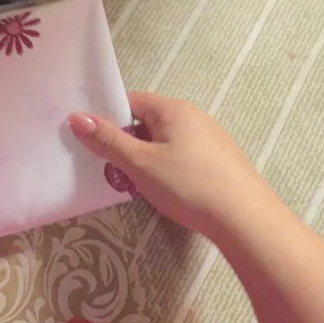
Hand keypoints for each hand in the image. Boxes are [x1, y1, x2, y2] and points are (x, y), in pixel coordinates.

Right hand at [68, 91, 283, 236]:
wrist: (247, 221)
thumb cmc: (189, 185)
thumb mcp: (140, 164)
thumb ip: (108, 140)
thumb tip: (76, 117)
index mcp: (174, 110)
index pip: (130, 101)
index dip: (108, 119)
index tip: (93, 141)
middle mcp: (194, 117)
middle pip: (147, 123)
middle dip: (126, 144)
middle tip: (112, 169)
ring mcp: (211, 139)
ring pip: (164, 142)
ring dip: (145, 160)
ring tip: (137, 185)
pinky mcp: (220, 161)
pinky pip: (182, 156)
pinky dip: (166, 169)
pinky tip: (167, 192)